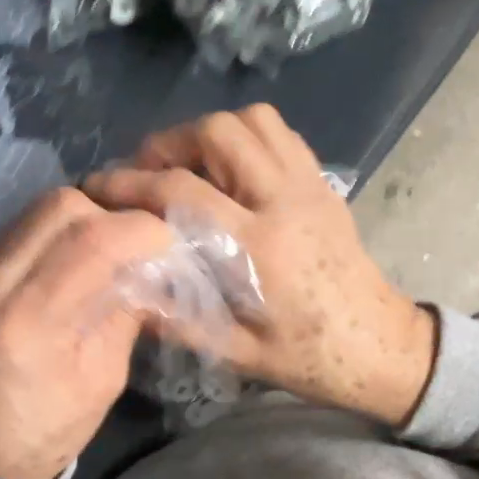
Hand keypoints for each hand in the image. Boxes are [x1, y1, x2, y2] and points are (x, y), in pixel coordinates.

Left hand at [0, 188, 173, 478]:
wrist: (0, 441)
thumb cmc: (62, 421)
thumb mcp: (109, 371)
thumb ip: (126, 306)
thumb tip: (155, 257)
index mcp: (28, 324)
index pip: (90, 243)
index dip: (139, 231)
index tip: (169, 241)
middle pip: (61, 209)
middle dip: (112, 217)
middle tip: (140, 244)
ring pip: (42, 209)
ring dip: (88, 218)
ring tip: (113, 247)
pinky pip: (26, 226)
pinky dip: (63, 230)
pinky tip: (80, 256)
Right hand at [84, 105, 437, 425]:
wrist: (379, 346)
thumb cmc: (308, 357)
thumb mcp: (238, 353)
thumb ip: (181, 320)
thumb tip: (126, 287)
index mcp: (259, 247)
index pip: (184, 191)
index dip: (132, 182)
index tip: (99, 186)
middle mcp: (285, 202)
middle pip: (220, 134)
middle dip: (170, 142)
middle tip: (145, 170)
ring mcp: (310, 186)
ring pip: (254, 121)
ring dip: (210, 132)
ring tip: (186, 163)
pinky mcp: (323, 184)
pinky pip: (281, 134)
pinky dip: (245, 136)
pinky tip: (228, 168)